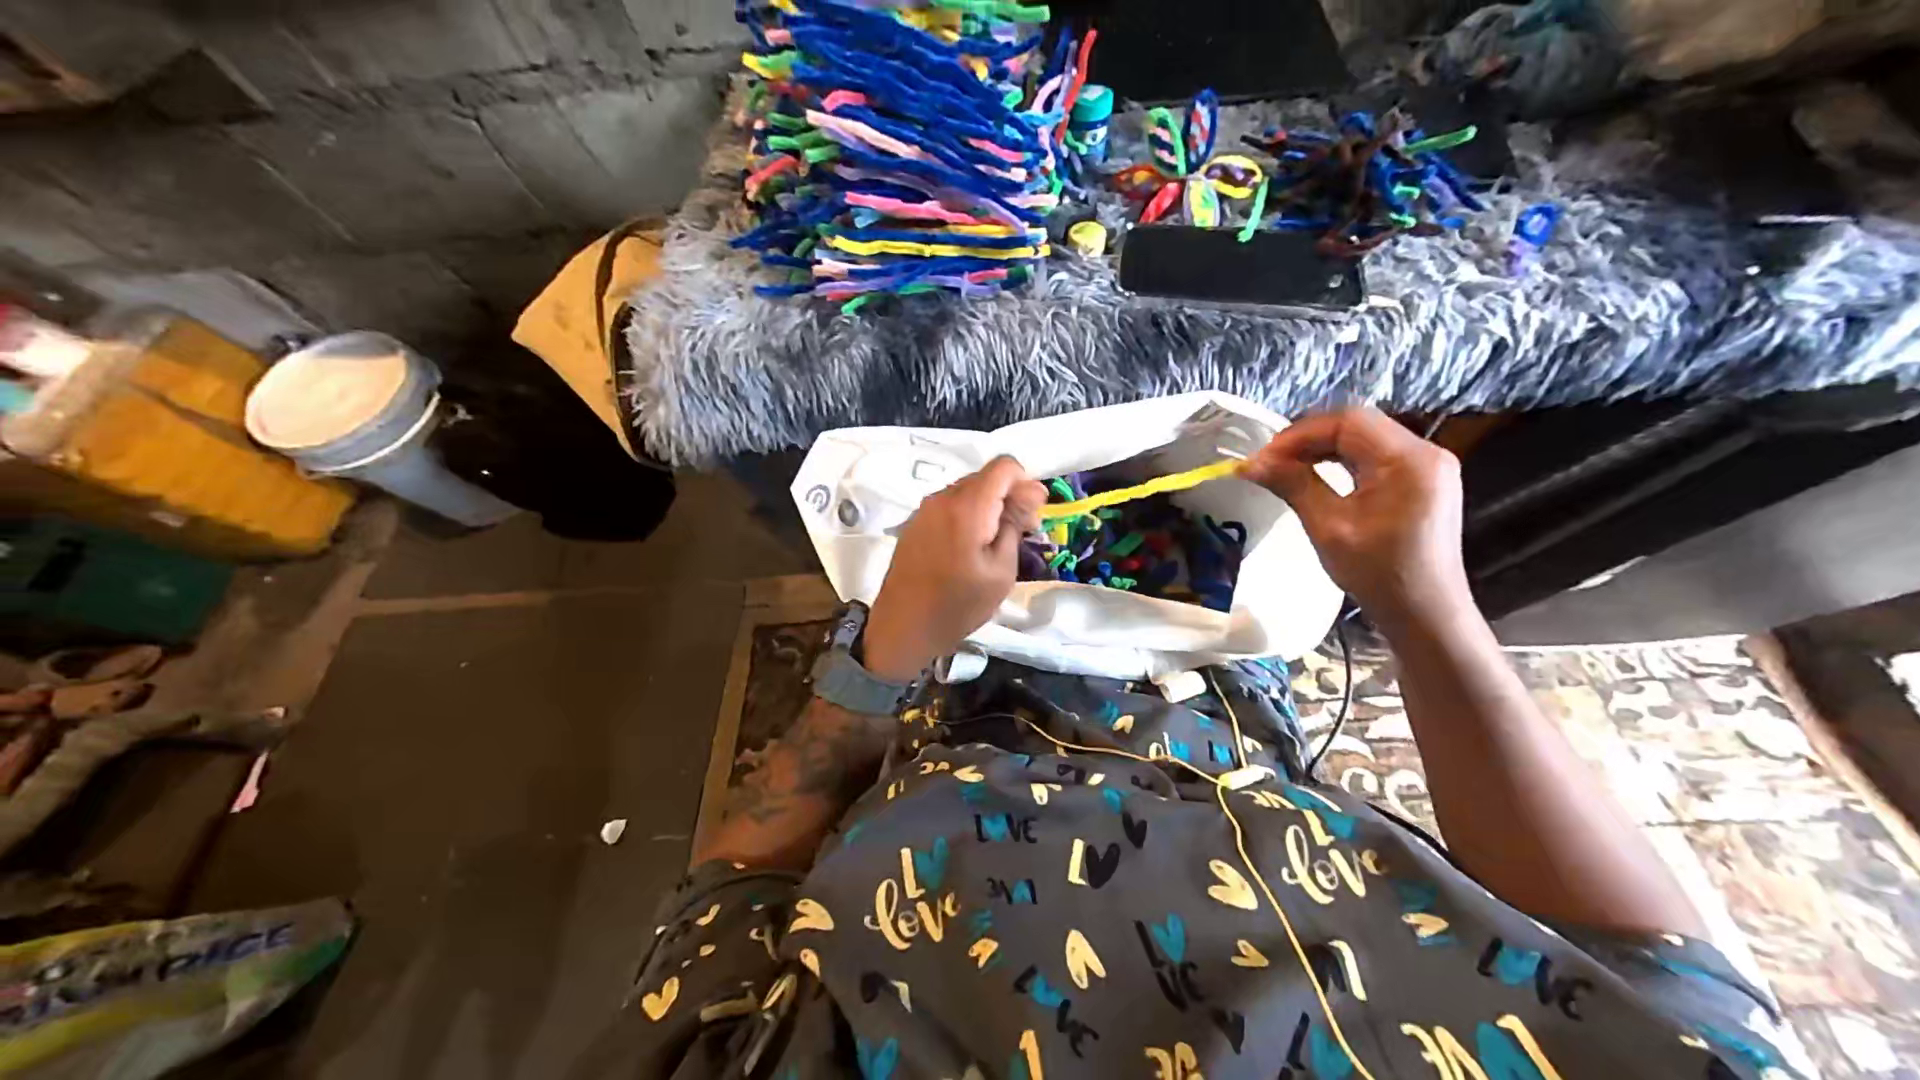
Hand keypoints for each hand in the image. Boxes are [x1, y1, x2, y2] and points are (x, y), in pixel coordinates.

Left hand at [863, 456, 1047, 680]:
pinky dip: (967, 516)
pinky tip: (969, 549)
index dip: (1025, 484)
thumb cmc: (958, 605)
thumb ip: (1015, 523)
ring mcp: (924, 509)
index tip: (1031, 515)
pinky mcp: (914, 523)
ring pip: (967, 491)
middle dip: (1008, 496)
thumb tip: (1032, 490)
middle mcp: (942, 498)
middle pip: (985, 477)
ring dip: (988, 507)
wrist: (902, 628)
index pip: (1005, 466)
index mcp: (967, 506)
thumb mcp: (1001, 570)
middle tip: (1019, 533)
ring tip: (994, 545)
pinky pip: (949, 506)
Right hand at [1241, 407, 1472, 636]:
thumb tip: (1250, 464)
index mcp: (1409, 460)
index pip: (1348, 421)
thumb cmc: (1379, 574)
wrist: (1425, 614)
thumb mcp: (1329, 528)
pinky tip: (1315, 475)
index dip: (1300, 433)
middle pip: (1357, 425)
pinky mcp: (1422, 481)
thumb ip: (1293, 486)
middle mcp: (1425, 453)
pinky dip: (1341, 460)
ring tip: (1285, 469)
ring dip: (1322, 448)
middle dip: (1308, 439)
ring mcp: (1427, 466)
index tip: (1265, 458)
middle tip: (1269, 464)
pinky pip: (1375, 456)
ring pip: (1364, 438)